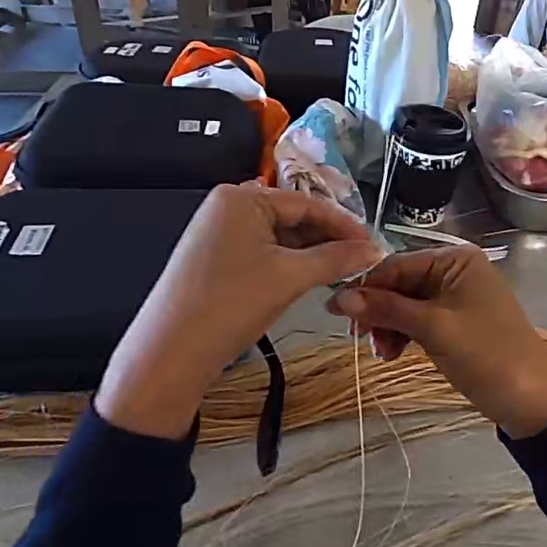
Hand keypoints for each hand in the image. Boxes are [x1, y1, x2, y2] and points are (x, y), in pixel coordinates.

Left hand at [96, 184, 381, 438]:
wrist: (173, 349)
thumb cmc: (228, 304)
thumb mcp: (289, 277)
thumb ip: (335, 259)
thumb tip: (372, 250)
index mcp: (240, 197)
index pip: (305, 202)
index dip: (343, 224)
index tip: (372, 245)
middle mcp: (225, 206)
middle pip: (290, 217)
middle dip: (325, 240)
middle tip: (359, 262)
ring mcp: (216, 232)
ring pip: (275, 236)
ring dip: (307, 254)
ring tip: (338, 274)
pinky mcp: (213, 256)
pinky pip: (259, 251)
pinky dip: (284, 264)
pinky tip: (304, 279)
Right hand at [329, 246, 546, 436]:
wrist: (535, 406)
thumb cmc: (488, 356)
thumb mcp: (433, 329)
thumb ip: (385, 309)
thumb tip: (337, 298)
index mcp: (455, 260)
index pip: (395, 264)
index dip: (364, 286)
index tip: (335, 309)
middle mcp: (452, 272)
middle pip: (397, 284)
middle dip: (376, 311)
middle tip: (357, 336)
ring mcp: (452, 298)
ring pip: (401, 304)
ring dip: (385, 326)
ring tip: (380, 353)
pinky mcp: (451, 322)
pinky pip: (414, 320)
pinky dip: (399, 335)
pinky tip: (390, 354)